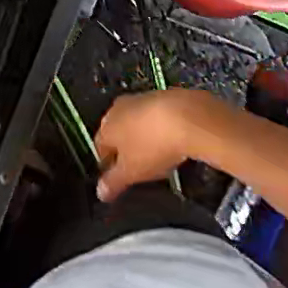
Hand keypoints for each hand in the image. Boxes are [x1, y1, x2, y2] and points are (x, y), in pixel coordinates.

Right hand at [94, 90, 218, 201]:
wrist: (187, 116)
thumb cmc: (153, 146)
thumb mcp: (133, 172)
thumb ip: (114, 182)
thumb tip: (99, 192)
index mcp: (105, 128)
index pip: (99, 148)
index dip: (108, 165)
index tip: (118, 178)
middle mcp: (116, 110)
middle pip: (116, 133)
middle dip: (124, 148)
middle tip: (139, 167)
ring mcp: (138, 100)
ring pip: (134, 122)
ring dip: (141, 135)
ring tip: (157, 153)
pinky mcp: (160, 95)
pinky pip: (154, 116)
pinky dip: (159, 127)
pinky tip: (172, 139)